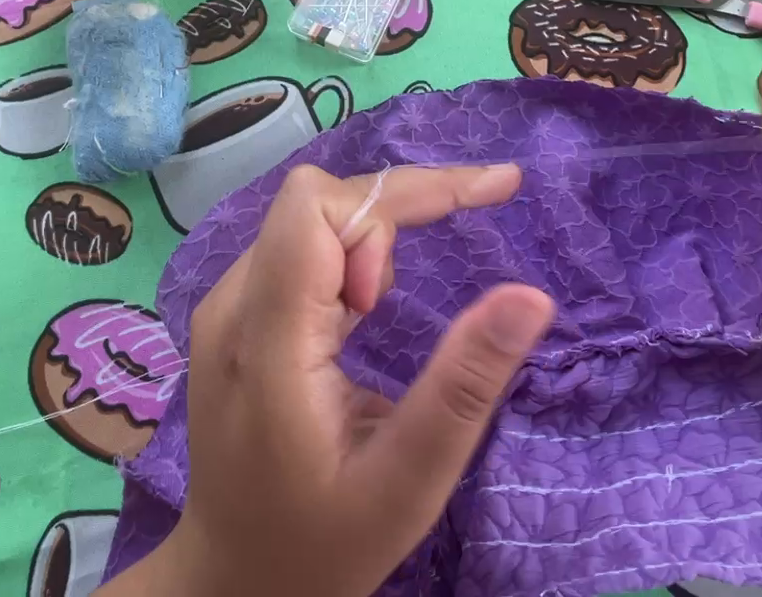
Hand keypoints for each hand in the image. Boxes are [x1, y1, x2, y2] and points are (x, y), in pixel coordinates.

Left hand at [114, 165, 556, 596]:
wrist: (234, 580)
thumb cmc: (323, 542)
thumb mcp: (409, 481)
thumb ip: (465, 385)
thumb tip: (531, 295)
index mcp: (266, 339)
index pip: (315, 206)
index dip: (391, 202)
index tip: (413, 277)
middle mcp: (234, 302)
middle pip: (318, 203)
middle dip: (391, 218)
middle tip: (407, 300)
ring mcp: (229, 305)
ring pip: (312, 216)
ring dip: (373, 238)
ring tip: (383, 313)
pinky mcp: (239, 312)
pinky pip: (302, 244)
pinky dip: (353, 253)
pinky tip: (369, 303)